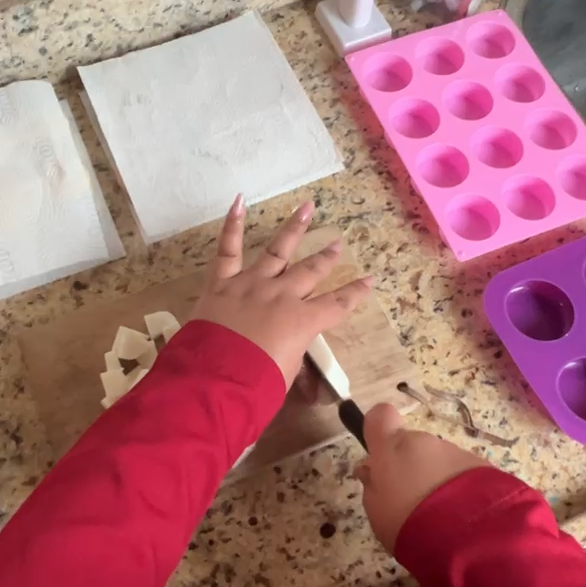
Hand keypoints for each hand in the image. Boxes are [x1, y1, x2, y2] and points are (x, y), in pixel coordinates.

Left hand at [190, 196, 371, 386]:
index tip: (370, 280)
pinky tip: (239, 200)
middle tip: (338, 243)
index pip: (337, 305)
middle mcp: (282, 296)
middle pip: (310, 272)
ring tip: (307, 207)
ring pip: (278, 251)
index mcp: (302, 322)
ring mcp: (252, 284)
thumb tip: (297, 363)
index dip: (355, 294)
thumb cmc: (256, 386)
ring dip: (294, 228)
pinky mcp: (222, 282)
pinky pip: (228, 249)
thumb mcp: (286, 376)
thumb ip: (294, 360)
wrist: (215, 380)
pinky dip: (233, 224)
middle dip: (327, 258)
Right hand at [354, 403, 490, 551]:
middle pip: (410, 444)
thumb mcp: (376, 511)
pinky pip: (460, 471)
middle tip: (410, 498)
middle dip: (410, 464)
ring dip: (435, 477)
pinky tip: (461, 514)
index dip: (378, 428)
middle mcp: (422, 441)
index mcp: (391, 447)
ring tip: (439, 512)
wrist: (465, 538)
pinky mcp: (480, 464)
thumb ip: (371, 485)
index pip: (380, 415)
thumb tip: (370, 469)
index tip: (379, 452)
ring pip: (437, 458)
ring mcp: (453, 450)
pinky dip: (458, 486)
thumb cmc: (407, 523)